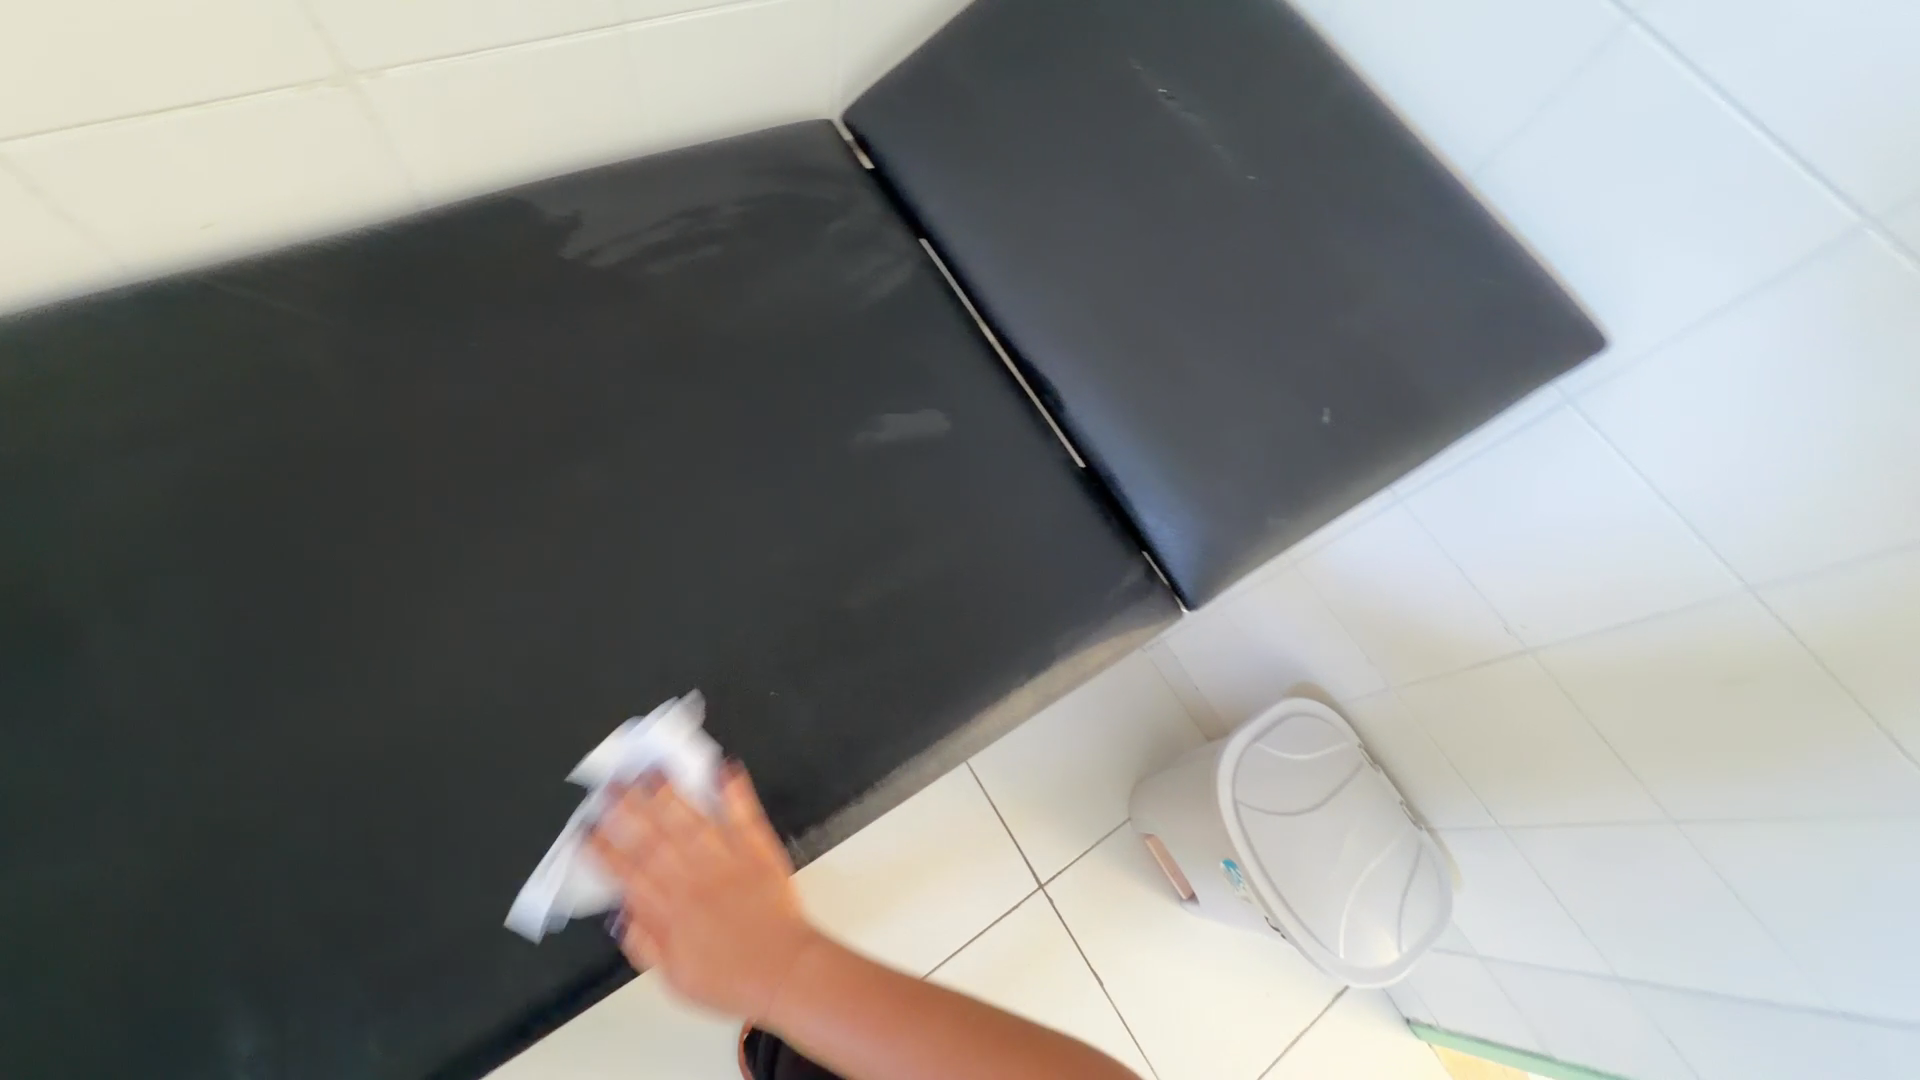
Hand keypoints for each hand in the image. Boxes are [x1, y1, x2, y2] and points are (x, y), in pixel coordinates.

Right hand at [587, 765, 823, 1020]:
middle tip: (612, 784)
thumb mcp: (675, 977)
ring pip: (693, 821)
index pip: (628, 873)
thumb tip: (623, 914)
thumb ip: (645, 943)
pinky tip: (724, 770)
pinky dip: (734, 792)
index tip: (588, 828)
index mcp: (670, 912)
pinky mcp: (758, 849)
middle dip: (629, 810)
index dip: (604, 850)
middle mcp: (694, 879)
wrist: (784, 971)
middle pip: (655, 838)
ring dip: (672, 795)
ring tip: (653, 771)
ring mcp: (727, 860)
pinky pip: (744, 815)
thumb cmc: (731, 978)